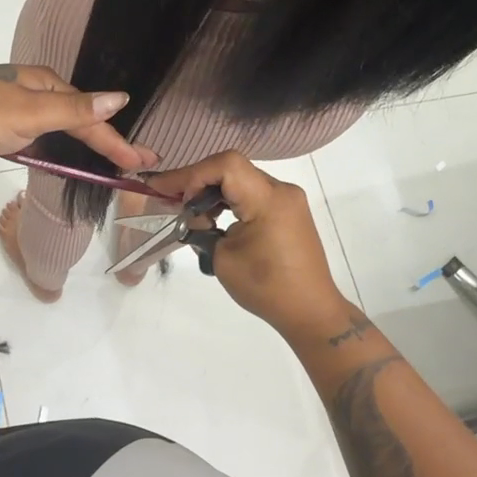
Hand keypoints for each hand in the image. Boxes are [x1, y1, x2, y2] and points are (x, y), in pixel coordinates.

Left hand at [0, 65, 158, 168]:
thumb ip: (75, 111)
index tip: (140, 161)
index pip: (89, 116)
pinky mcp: (0, 127)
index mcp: (44, 82)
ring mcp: (15, 109)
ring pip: (58, 129)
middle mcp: (33, 91)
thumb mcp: (32, 112)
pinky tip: (62, 159)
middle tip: (134, 162)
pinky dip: (56, 149)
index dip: (115, 140)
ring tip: (109, 161)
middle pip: (77, 120)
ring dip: (84, 145)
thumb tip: (120, 98)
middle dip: (106, 140)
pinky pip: (39, 138)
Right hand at [147, 151, 351, 336]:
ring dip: (212, 190)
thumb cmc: (266, 288)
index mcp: (268, 200)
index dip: (191, 174)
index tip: (167, 192)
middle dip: (196, 181)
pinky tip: (213, 218)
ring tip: (190, 214)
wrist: (309, 310)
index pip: (225, 166)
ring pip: (241, 178)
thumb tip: (191, 218)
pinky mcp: (287, 211)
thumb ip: (202, 230)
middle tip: (170, 199)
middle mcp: (281, 191)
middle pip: (231, 168)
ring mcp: (287, 199)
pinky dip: (229, 199)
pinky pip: (252, 192)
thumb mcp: (221, 258)